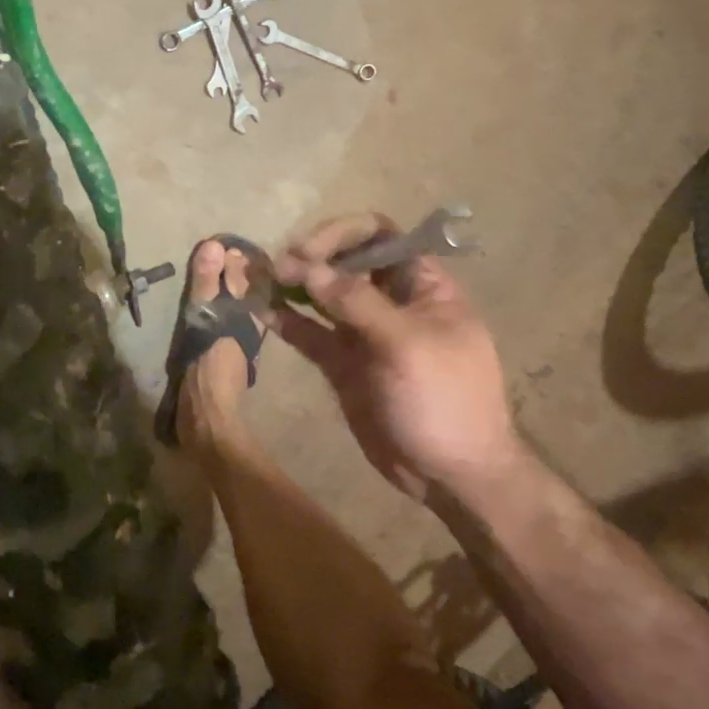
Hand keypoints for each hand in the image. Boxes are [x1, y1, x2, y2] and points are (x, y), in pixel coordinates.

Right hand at [274, 213, 522, 497]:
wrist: (451, 474)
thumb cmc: (445, 399)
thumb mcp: (406, 344)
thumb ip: (356, 302)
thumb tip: (308, 266)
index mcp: (422, 286)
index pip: (380, 235)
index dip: (342, 234)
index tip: (308, 251)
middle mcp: (391, 301)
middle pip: (345, 261)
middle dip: (310, 258)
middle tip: (277, 269)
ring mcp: (365, 334)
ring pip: (323, 296)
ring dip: (291, 285)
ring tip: (256, 280)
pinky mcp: (343, 365)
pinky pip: (311, 334)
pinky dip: (287, 321)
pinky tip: (260, 311)